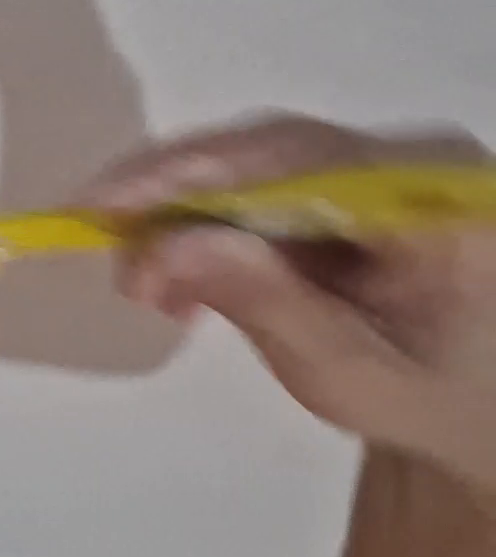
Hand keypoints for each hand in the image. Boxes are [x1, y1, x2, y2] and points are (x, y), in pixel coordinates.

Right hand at [78, 114, 495, 492]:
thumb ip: (267, 304)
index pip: (292, 158)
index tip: (99, 206)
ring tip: (147, 292)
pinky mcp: (334, 183)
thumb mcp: (350, 372)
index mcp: (439, 200)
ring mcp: (370, 167)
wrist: (483, 403)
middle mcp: (408, 162)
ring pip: (233, 168)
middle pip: (253, 153)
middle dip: (164, 205)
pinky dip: (188, 230)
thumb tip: (170, 244)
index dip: (183, 173)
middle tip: (118, 272)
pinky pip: (238, 186)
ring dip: (169, 224)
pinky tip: (176, 280)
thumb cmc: (429, 398)